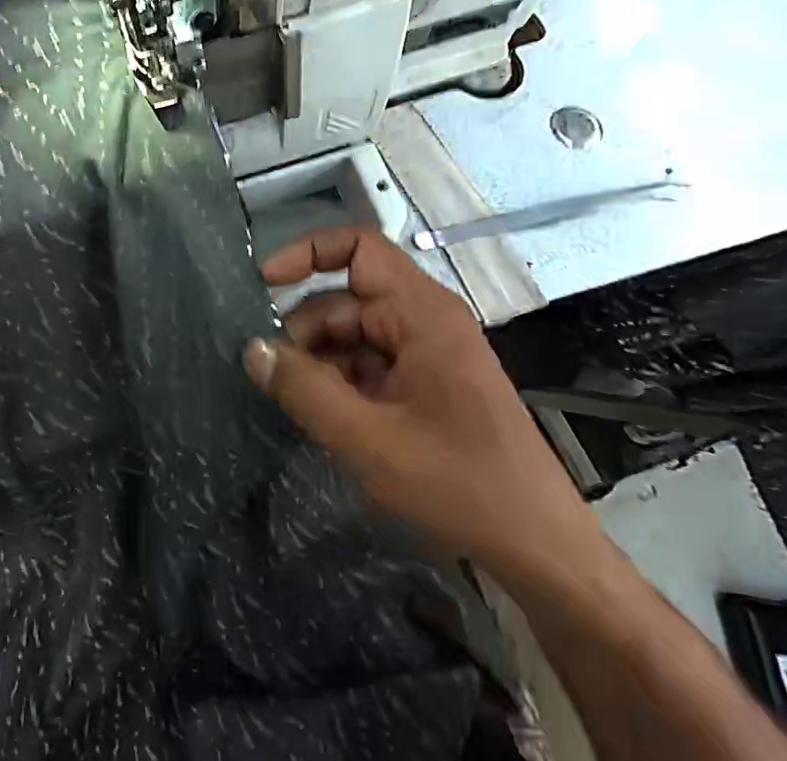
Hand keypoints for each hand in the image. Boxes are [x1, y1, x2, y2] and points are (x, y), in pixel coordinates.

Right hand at [244, 228, 597, 577]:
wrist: (532, 538)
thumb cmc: (457, 482)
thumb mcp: (368, 439)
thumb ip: (305, 390)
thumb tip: (253, 348)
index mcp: (422, 312)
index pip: (360, 249)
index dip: (308, 253)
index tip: (262, 285)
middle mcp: (427, 320)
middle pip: (350, 299)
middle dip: (305, 329)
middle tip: (269, 375)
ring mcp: (430, 353)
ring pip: (358, 335)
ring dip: (321, 361)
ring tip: (291, 402)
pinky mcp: (430, 384)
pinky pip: (374, 365)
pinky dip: (343, 382)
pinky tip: (322, 415)